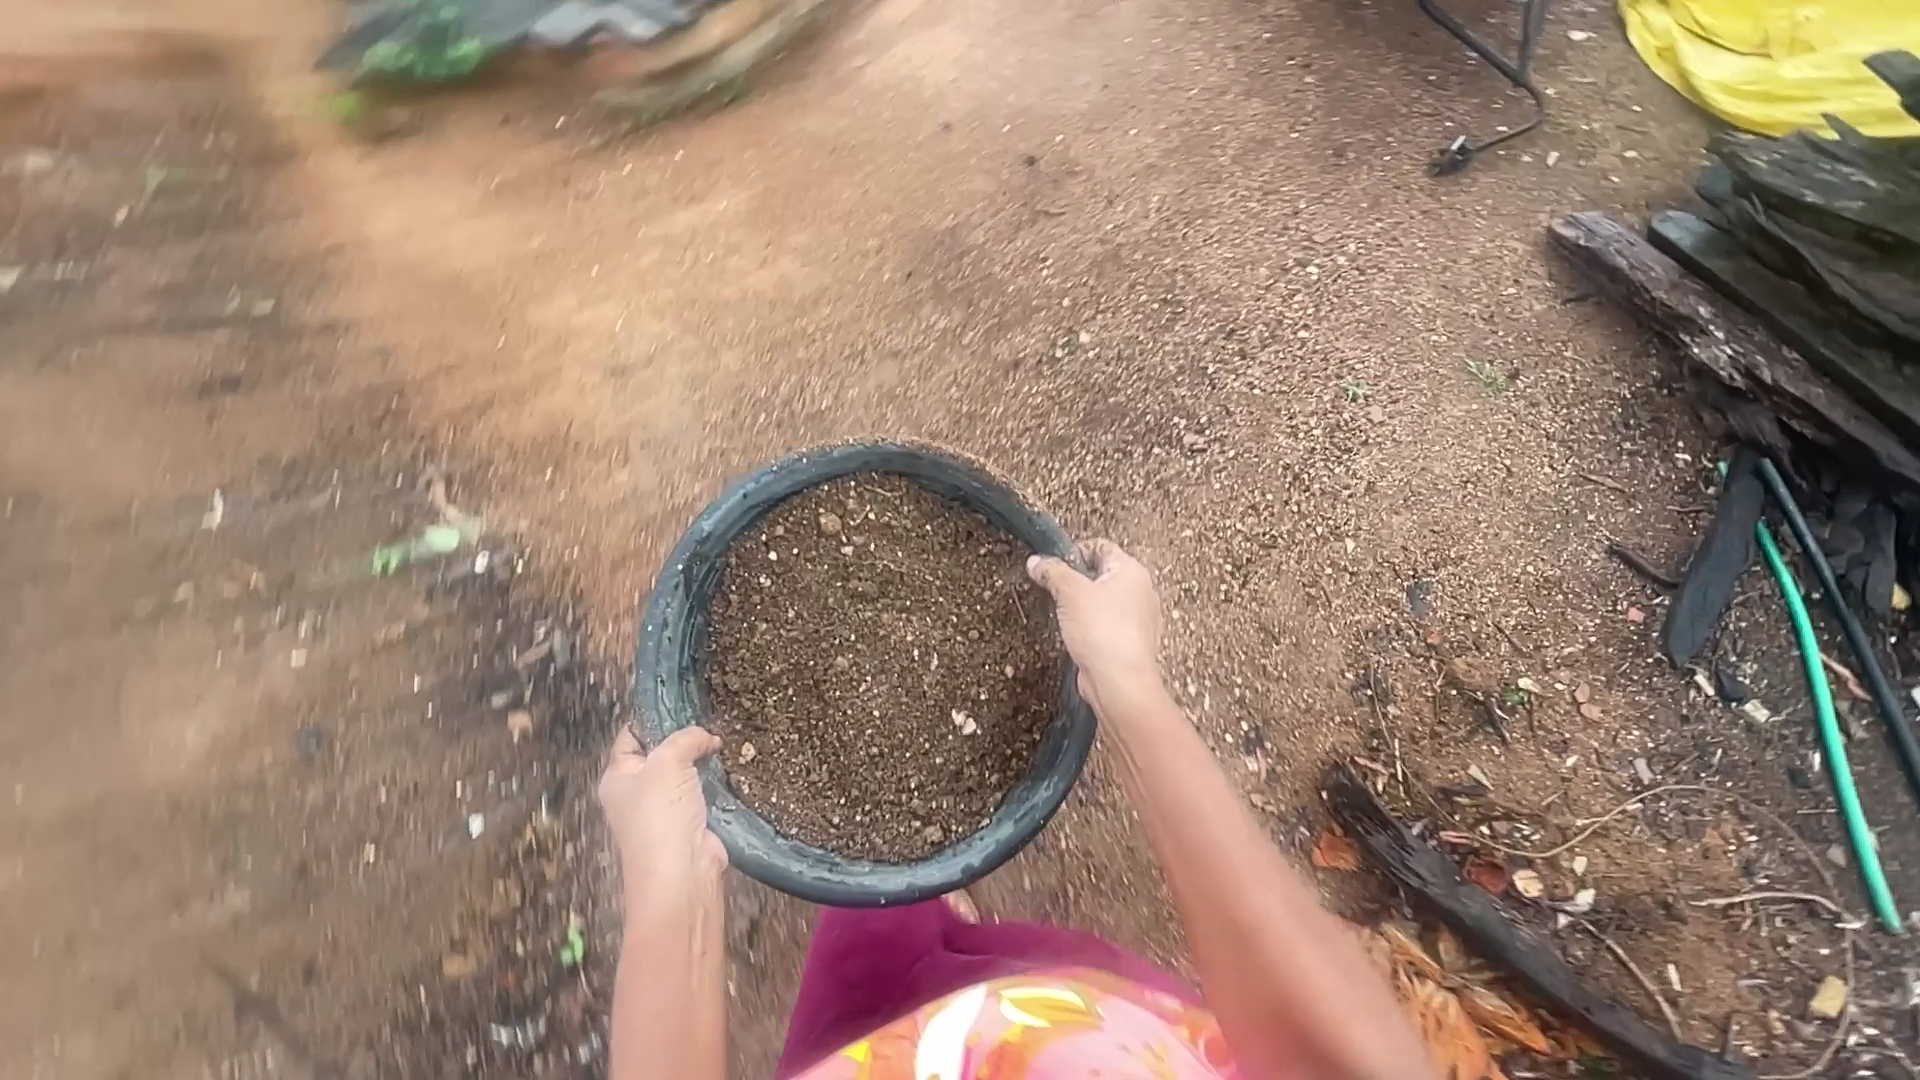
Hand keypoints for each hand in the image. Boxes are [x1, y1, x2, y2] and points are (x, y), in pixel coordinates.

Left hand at [598, 726, 726, 902]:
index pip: (631, 737)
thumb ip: (685, 738)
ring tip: (721, 743)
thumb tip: (707, 738)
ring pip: (684, 772)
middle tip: (708, 724)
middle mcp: (636, 793)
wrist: (681, 873)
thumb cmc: (661, 815)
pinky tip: (727, 768)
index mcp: (617, 777)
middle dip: (684, 739)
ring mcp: (663, 809)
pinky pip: (700, 792)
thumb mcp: (667, 762)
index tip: (682, 706)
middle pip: (660, 753)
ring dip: (702, 760)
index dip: (653, 720)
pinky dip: (713, 781)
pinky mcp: (689, 821)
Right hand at [1026, 539, 1163, 714]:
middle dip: (1076, 580)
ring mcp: (1138, 618)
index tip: (1053, 565)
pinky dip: (1092, 625)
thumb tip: (1036, 562)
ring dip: (1082, 604)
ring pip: (1104, 600)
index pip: (1101, 546)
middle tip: (1056, 590)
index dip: (1074, 552)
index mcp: (1131, 571)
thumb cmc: (1103, 632)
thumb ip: (1052, 572)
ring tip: (1065, 615)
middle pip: (1102, 573)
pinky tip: (1079, 636)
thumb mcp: (1069, 592)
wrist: (1119, 682)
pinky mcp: (1130, 641)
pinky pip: (1107, 623)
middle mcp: (1141, 591)